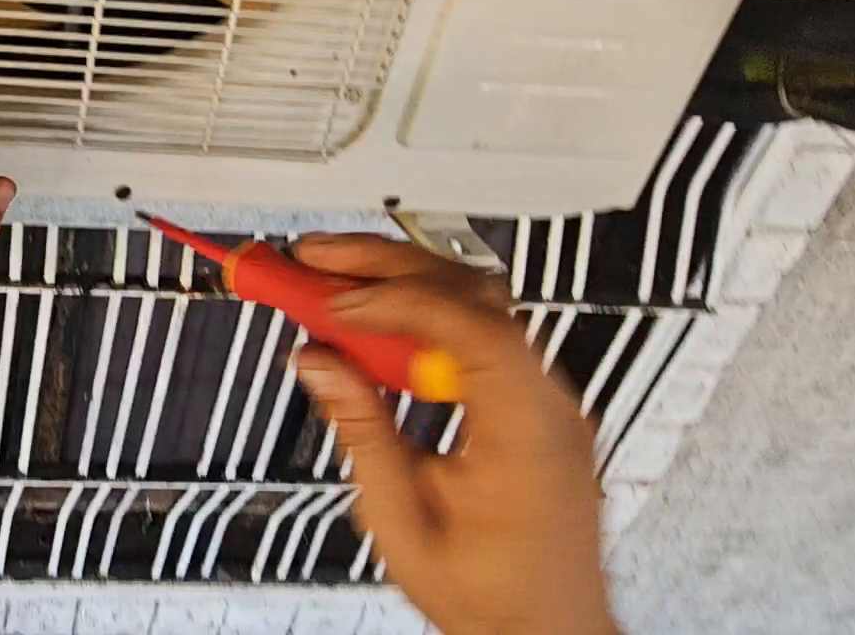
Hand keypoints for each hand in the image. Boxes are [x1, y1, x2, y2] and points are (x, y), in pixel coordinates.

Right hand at [289, 234, 616, 634]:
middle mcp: (544, 401)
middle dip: (380, 263)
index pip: (473, 329)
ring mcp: (536, 395)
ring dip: (392, 276)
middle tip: (311, 256)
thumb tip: (319, 360)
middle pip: (467, 292)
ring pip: (468, 298)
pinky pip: (464, 326)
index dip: (395, 301)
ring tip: (325, 274)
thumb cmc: (492, 597)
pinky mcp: (517, 396)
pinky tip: (363, 315)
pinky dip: (406, 307)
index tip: (333, 304)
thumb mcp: (404, 521)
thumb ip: (361, 431)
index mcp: (529, 435)